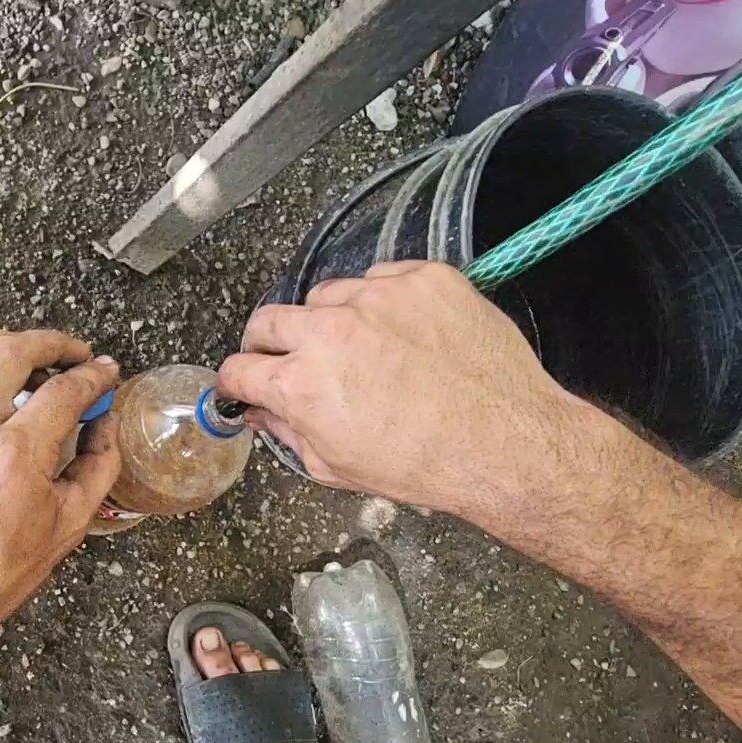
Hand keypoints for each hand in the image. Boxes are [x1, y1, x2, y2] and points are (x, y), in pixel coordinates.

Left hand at [0, 328, 119, 655]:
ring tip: (31, 359)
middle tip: (74, 353)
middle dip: (53, 341)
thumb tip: (105, 426)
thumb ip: (98, 466)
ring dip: (7, 341)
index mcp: (10, 457)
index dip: (93, 376)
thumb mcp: (66, 526)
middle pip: (12, 348)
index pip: (63, 391)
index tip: (104, 372)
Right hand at [219, 261, 587, 521]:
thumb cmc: (422, 463)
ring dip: (328, 320)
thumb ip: (285, 430)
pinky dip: (379, 302)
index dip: (237, 382)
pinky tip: (400, 332)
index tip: (244, 383)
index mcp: (299, 384)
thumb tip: (261, 410)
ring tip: (361, 347)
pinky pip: (378, 277)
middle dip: (268, 344)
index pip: (238, 369)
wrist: (504, 443)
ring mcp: (376, 298)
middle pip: (266, 320)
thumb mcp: (334, 465)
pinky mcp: (421, 279)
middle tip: (290, 360)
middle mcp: (329, 333)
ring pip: (323, 295)